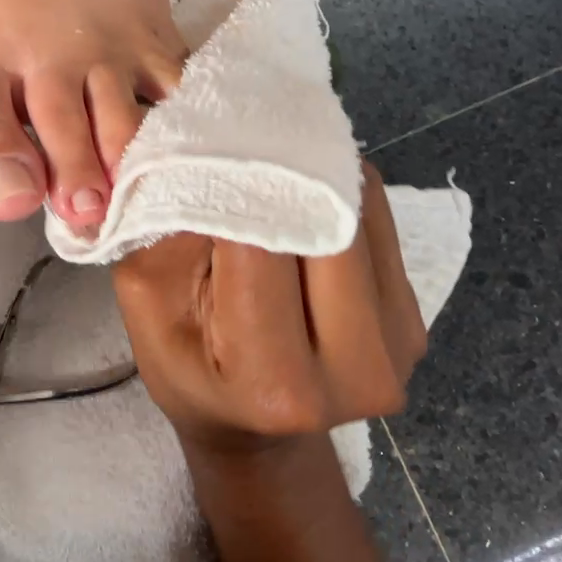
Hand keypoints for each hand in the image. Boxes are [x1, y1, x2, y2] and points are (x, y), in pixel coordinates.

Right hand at [112, 162, 425, 447]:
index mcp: (273, 380)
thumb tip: (198, 146)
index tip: (206, 147)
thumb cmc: (182, 360)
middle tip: (240, 132)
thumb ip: (166, 227)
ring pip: (359, 214)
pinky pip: (378, 225)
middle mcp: (355, 369)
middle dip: (279, 172)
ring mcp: (398, 348)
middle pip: (325, 226)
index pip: (260, 248)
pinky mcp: (417, 321)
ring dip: (312, 174)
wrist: (253, 429)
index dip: (232, 187)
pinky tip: (300, 189)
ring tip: (267, 153)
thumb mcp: (144, 296)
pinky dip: (337, 192)